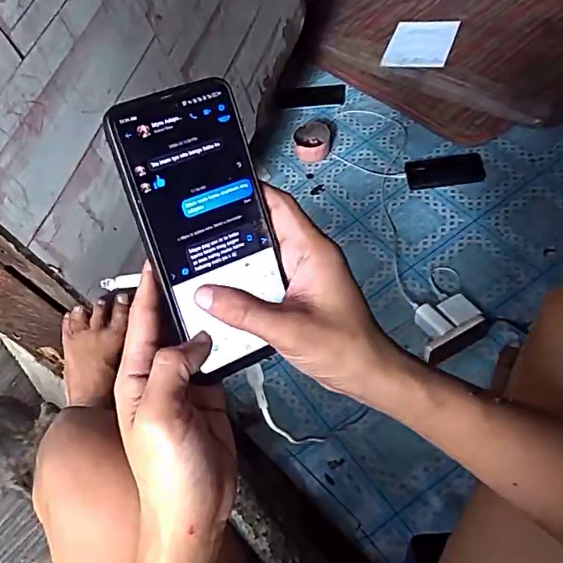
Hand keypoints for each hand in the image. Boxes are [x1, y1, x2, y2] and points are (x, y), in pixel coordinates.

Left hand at [114, 263, 237, 550]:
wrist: (193, 511)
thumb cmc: (165, 472)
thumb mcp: (158, 415)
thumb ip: (171, 369)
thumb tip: (196, 339)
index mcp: (136, 379)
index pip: (141, 326)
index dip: (146, 293)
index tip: (154, 262)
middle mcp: (159, 378)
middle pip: (168, 330)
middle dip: (176, 300)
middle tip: (193, 267)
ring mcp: (186, 388)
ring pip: (194, 344)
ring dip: (203, 321)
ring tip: (217, 290)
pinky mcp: (210, 399)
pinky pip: (217, 363)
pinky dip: (225, 346)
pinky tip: (234, 328)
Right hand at [197, 185, 408, 401]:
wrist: (366, 373)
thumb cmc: (345, 347)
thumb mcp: (288, 329)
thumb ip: (245, 311)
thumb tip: (206, 295)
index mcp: (312, 251)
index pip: (279, 205)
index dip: (250, 191)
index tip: (218, 188)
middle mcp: (307, 257)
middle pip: (265, 228)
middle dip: (233, 226)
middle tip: (197, 228)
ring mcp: (302, 275)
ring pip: (262, 255)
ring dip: (237, 259)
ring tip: (201, 258)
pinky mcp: (296, 294)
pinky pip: (265, 278)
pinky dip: (244, 281)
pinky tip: (222, 290)